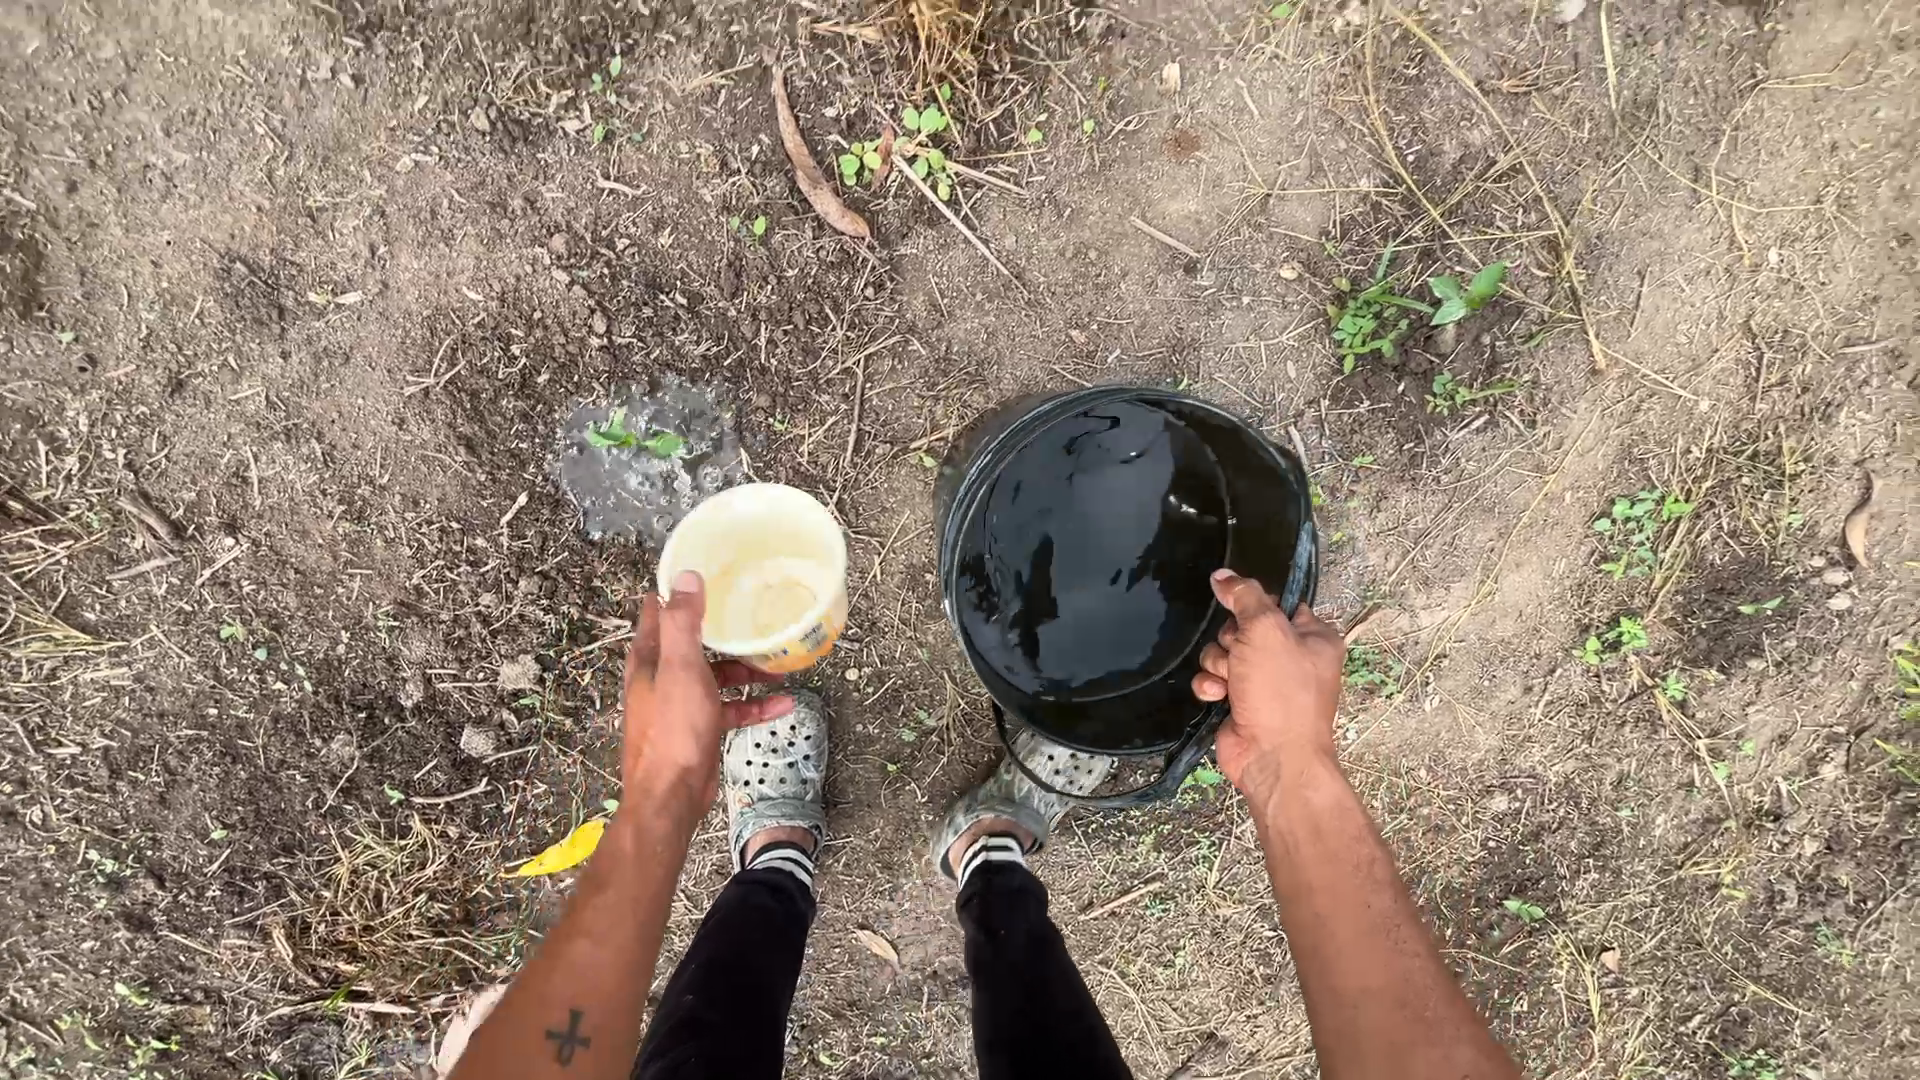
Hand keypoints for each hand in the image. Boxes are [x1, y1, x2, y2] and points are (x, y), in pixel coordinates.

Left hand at [621, 570, 793, 804]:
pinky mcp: (699, 726)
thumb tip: (686, 577)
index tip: (710, 571)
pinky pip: (731, 707)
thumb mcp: (681, 668)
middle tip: (758, 615)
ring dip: (747, 670)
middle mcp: (662, 676)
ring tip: (779, 666)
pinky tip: (783, 704)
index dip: (680, 589)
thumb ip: (683, 623)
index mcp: (650, 658)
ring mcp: (681, 702)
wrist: (671, 796)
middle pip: (697, 642)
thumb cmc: (672, 730)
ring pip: (718, 675)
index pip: (658, 610)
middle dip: (728, 631)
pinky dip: (754, 704)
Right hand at [1190, 569, 1345, 801]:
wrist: (1273, 756)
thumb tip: (1221, 574)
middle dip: (1232, 641)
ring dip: (1219, 665)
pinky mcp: (1239, 701)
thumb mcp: (1266, 630)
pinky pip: (1213, 678)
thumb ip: (1244, 596)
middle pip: (1242, 627)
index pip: (1278, 603)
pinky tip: (1219, 697)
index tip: (1246, 612)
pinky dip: (1212, 686)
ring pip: (1222, 652)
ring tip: (1232, 683)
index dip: (1256, 606)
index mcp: (1313, 637)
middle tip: (1241, 656)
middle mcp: (1291, 657)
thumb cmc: (1281, 690)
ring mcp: (1264, 681)